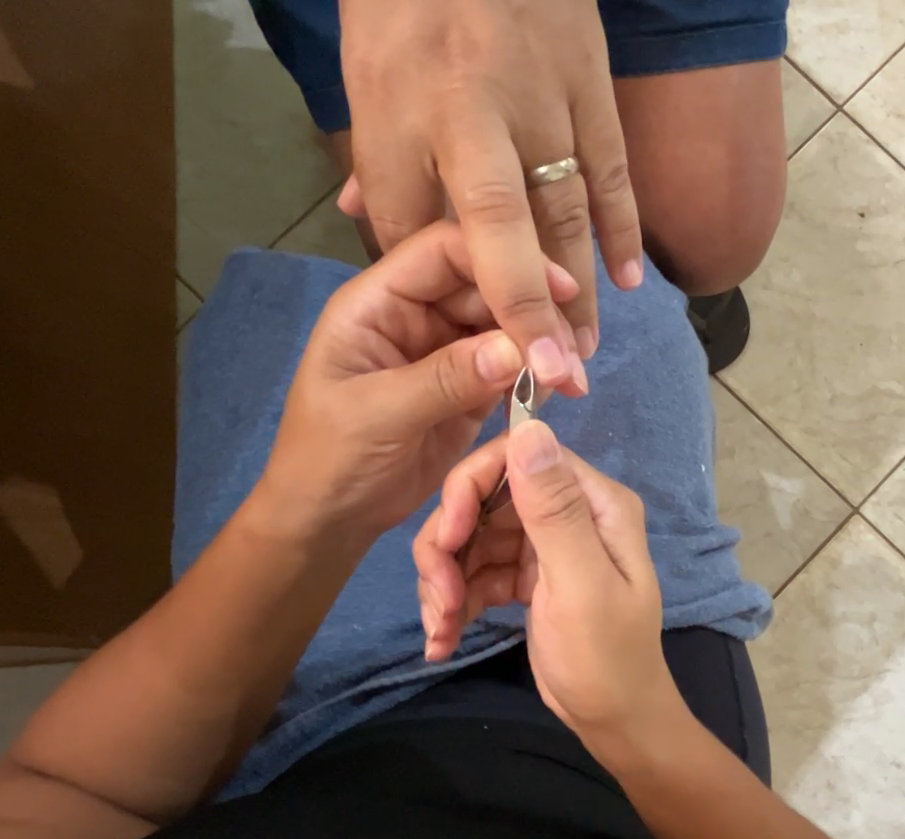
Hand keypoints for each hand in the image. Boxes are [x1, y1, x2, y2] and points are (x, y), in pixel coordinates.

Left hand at [252, 222, 578, 548]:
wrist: (332, 519)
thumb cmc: (330, 459)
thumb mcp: (377, 415)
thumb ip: (444, 379)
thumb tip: (517, 350)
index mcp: (379, 302)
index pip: (445, 254)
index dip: (500, 260)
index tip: (557, 288)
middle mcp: (417, 315)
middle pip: (487, 290)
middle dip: (533, 316)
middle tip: (572, 355)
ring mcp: (446, 354)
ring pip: (507, 330)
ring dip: (543, 350)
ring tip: (574, 381)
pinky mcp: (470, 391)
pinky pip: (512, 371)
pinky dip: (537, 380)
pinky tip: (558, 394)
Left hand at [338, 0, 645, 393]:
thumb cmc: (405, 0)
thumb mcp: (366, 77)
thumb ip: (379, 161)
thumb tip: (376, 223)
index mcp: (403, 108)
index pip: (413, 222)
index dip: (437, 292)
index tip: (464, 353)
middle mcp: (473, 111)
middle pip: (501, 235)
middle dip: (526, 316)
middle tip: (550, 381)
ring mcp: (542, 97)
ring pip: (564, 214)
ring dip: (577, 291)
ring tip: (582, 353)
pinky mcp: (590, 85)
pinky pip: (611, 172)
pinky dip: (621, 231)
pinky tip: (626, 284)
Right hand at [412, 421, 677, 732]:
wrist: (613, 720)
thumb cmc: (606, 657)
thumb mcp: (581, 585)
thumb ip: (554, 510)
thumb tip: (530, 425)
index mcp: (594, 502)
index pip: (517, 458)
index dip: (469, 489)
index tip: (446, 539)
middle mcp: (569, 512)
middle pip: (483, 499)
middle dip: (448, 548)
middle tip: (436, 602)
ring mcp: (544, 544)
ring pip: (470, 537)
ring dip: (444, 582)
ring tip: (439, 629)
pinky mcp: (525, 575)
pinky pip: (474, 570)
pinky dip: (453, 601)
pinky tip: (443, 640)